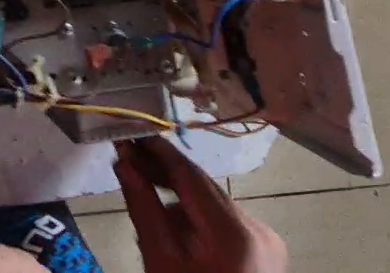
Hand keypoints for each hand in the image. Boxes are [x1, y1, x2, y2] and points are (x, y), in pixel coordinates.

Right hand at [115, 137, 286, 272]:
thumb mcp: (159, 258)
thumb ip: (141, 203)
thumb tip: (123, 159)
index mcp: (234, 232)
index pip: (189, 173)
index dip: (156, 149)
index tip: (128, 131)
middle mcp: (259, 228)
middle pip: (201, 186)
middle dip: (163, 173)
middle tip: (126, 157)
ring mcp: (267, 240)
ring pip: (210, 202)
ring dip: (177, 196)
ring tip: (144, 195)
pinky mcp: (267, 250)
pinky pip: (223, 220)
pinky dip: (195, 217)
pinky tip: (172, 226)